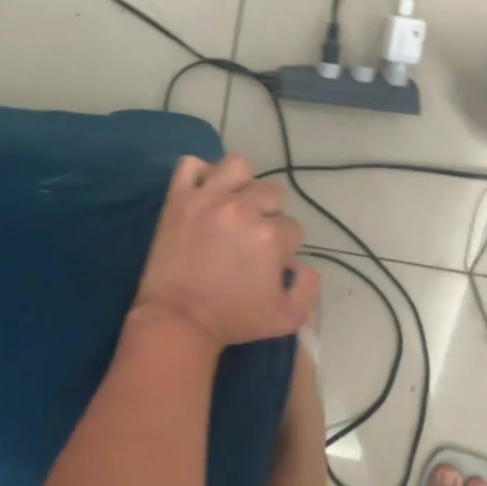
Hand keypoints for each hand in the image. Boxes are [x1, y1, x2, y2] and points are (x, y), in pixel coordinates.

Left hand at [132, 155, 316, 350]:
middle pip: (271, 193)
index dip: (283, 247)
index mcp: (270, 235)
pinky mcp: (178, 198)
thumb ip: (308, 286)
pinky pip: (189, 166)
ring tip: (233, 205)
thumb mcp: (288, 317)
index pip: (292, 228)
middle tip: (250, 237)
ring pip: (237, 166)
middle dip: (268, 215)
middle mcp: (241, 208)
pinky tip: (204, 194)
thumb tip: (300, 263)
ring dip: (241, 184)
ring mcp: (207, 199)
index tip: (267, 262)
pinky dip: (199, 174)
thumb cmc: (233, 319)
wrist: (178, 319)